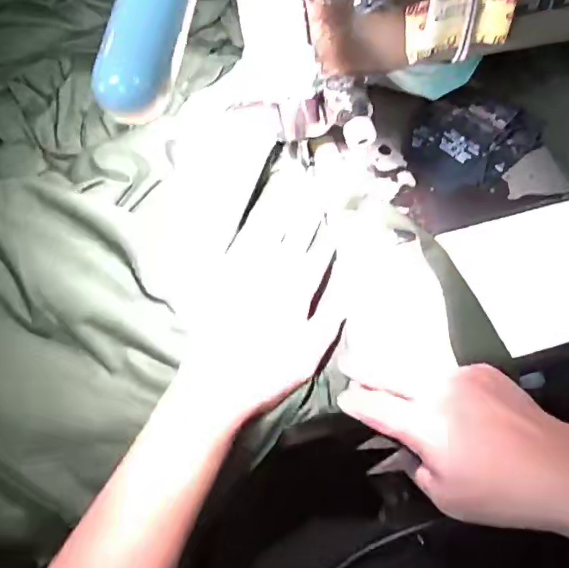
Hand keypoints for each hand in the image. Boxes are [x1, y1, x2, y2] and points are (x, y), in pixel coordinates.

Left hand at [170, 170, 342, 428]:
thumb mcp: (311, 352)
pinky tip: (257, 216)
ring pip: (268, 230)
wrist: (213, 384)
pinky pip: (238, 243)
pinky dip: (251, 226)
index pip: (321, 249)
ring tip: (292, 186)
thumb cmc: (269, 373)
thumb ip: (333, 315)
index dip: (332, 226)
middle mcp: (273, 272)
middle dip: (309, 206)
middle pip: (295, 232)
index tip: (343, 205)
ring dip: (282, 208)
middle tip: (318, 183)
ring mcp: (245, 271)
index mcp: (298, 288)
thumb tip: (354, 283)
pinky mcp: (220, 277)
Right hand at [337, 364, 568, 533]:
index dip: (356, 402)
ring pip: (422, 370)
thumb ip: (416, 465)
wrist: (557, 466)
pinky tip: (450, 401)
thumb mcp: (445, 496)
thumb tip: (407, 446)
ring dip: (405, 375)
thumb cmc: (499, 492)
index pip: (377, 407)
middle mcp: (439, 389)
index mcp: (425, 424)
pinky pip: (451, 374)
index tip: (342, 397)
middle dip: (367, 369)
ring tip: (393, 379)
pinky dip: (441, 383)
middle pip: (392, 372)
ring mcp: (464, 375)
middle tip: (349, 363)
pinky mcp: (485, 370)